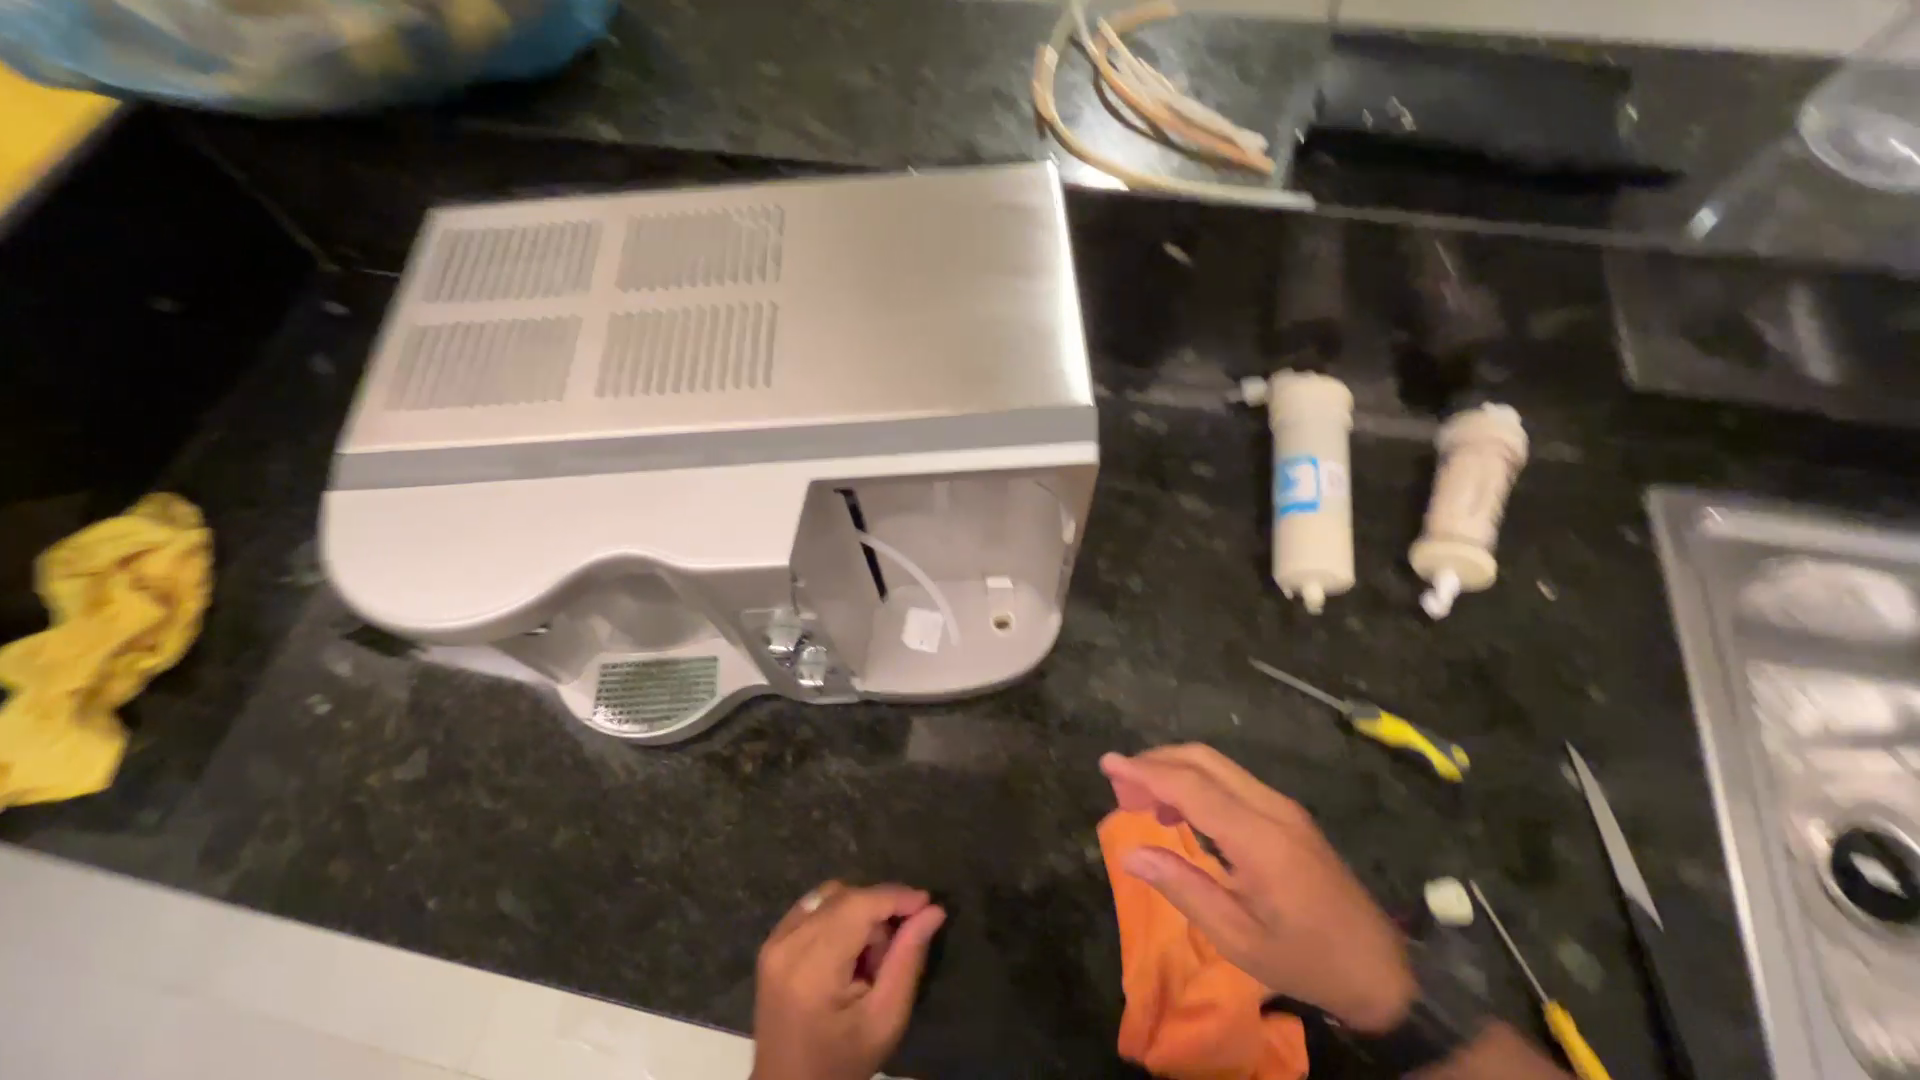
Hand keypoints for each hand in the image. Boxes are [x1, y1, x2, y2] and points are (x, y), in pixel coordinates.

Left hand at [751, 881, 946, 1079]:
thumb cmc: (843, 1062)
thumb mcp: (886, 1019)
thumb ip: (908, 959)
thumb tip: (933, 910)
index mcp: (812, 969)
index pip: (858, 905)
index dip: (896, 896)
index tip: (928, 904)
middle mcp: (785, 945)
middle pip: (844, 897)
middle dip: (878, 911)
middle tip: (891, 954)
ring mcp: (773, 942)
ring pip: (829, 896)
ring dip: (858, 912)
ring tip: (867, 957)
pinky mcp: (770, 943)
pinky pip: (812, 907)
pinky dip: (837, 916)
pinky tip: (846, 951)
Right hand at [1101, 745, 1415, 1031]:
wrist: (1380, 970)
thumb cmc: (1305, 960)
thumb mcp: (1236, 937)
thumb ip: (1183, 887)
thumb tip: (1131, 852)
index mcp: (1259, 838)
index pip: (1191, 786)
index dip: (1144, 772)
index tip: (1106, 763)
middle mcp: (1273, 809)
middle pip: (1204, 760)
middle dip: (1155, 763)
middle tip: (1118, 788)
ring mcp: (1285, 808)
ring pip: (1219, 766)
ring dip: (1175, 770)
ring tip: (1141, 801)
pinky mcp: (1289, 816)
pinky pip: (1234, 782)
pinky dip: (1198, 783)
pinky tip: (1180, 811)